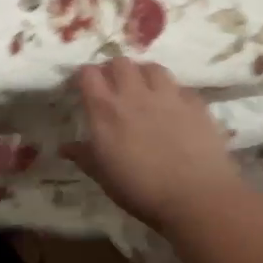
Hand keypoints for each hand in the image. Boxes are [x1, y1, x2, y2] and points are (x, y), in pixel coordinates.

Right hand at [70, 58, 247, 233]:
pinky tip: (174, 107)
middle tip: (113, 86)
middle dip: (113, 70)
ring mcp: (168, 98)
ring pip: (152, 67)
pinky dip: (174, 93)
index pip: (87, 73)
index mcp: (104, 110)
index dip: (83, 76)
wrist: (198, 200)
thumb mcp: (103, 176)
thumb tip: (64, 147)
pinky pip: (182, 88)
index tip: (82, 88)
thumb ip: (84, 156)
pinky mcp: (197, 107)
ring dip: (144, 75)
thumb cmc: (141, 190)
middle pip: (120, 62)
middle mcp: (134, 96)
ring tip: (144, 90)